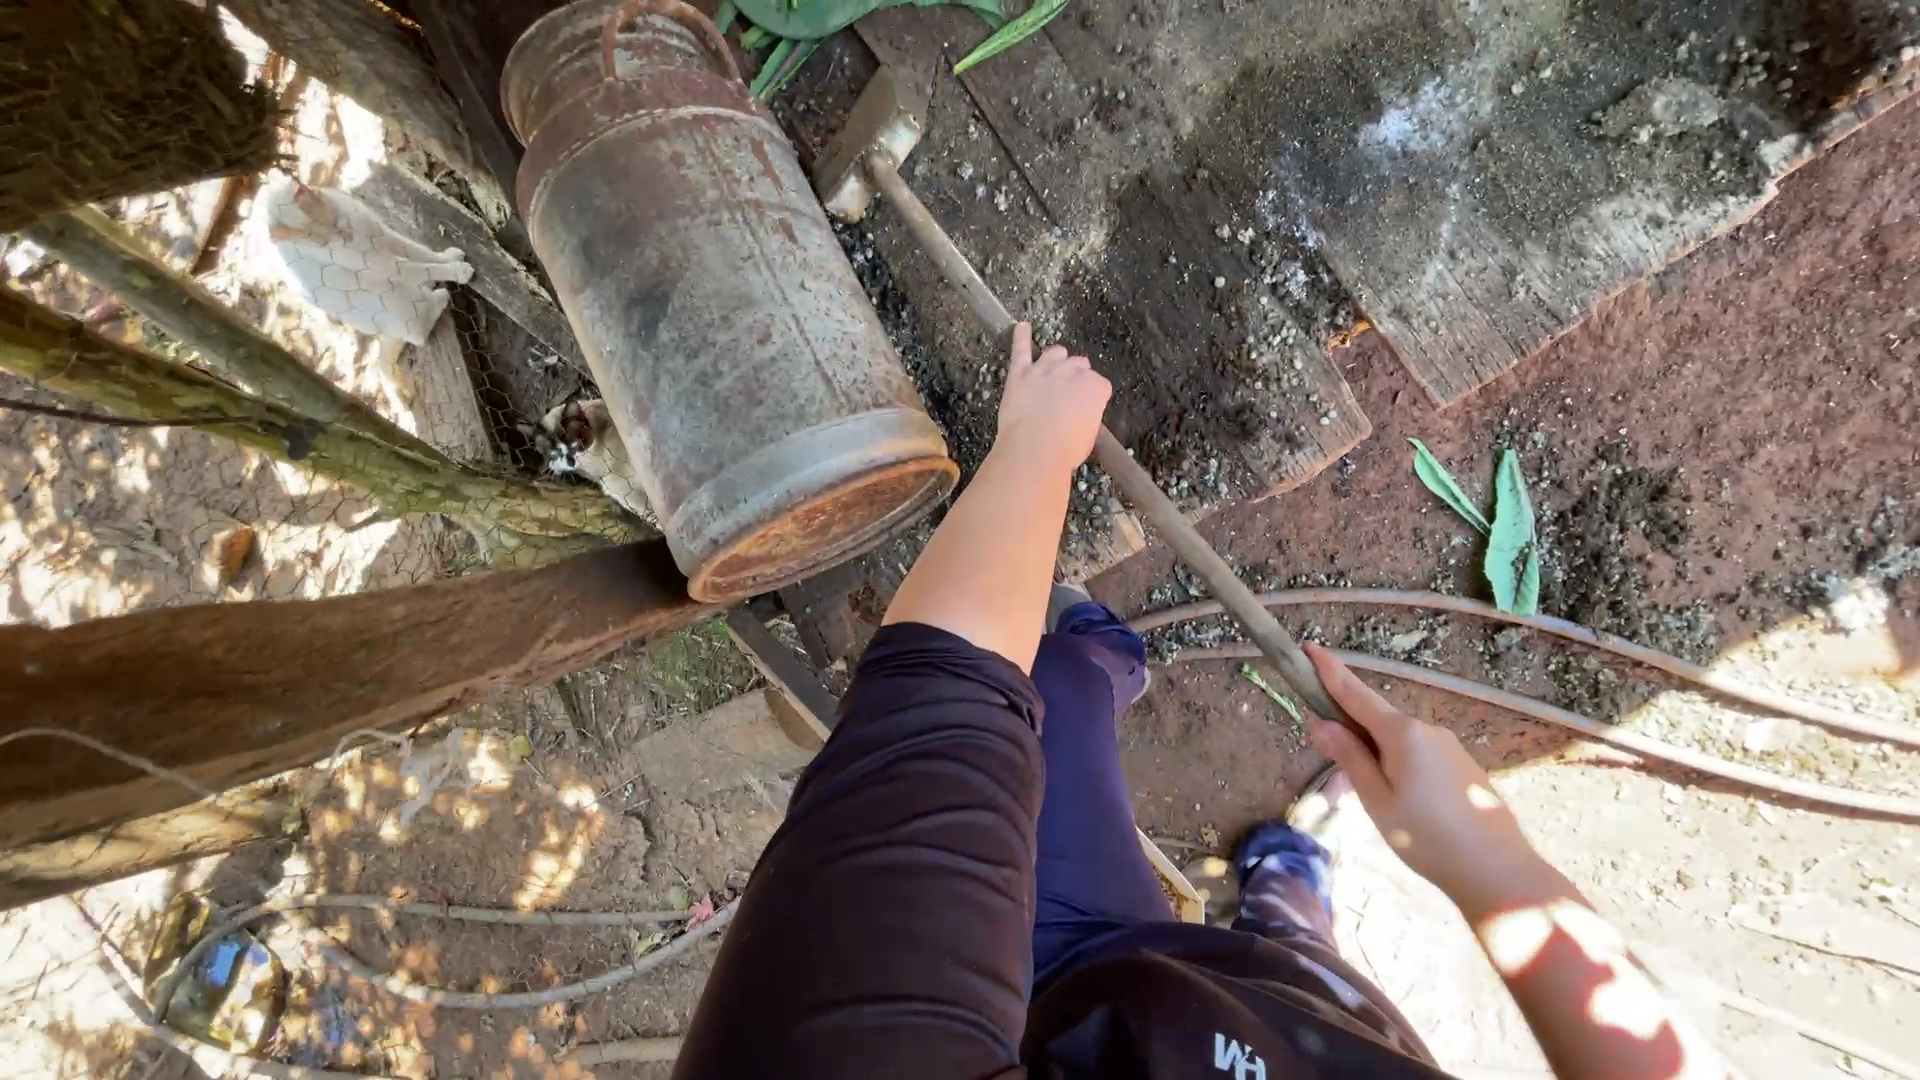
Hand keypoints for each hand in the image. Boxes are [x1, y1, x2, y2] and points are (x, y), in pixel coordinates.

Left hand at [994, 322, 1110, 476]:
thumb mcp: (1088, 436)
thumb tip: (1080, 415)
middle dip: (1076, 374)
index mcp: (1095, 388)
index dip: (1093, 395)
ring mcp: (1044, 369)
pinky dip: (1021, 337)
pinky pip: (1021, 349)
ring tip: (1055, 363)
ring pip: (1054, 353)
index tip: (1087, 405)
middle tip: (1069, 390)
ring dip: (1057, 358)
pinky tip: (1021, 326)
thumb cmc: (1065, 450)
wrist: (1033, 449)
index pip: (1100, 384)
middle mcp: (1071, 372)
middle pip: (1078, 364)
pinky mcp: (1020, 373)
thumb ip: (1087, 416)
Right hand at [1305, 643, 1544, 913]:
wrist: (1500, 874)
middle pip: (1374, 716)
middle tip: (1327, 749)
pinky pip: (1415, 752)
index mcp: (1402, 733)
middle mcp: (1426, 729)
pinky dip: (1395, 760)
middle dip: (1347, 724)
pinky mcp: (1461, 766)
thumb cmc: (1428, 837)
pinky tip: (1399, 798)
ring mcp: (1448, 746)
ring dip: (1373, 749)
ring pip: (1395, 738)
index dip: (1329, 671)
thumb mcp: (1376, 799)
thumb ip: (1348, 756)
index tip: (1309, 646)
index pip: (1355, 694)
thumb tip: (1321, 723)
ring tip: (1370, 792)